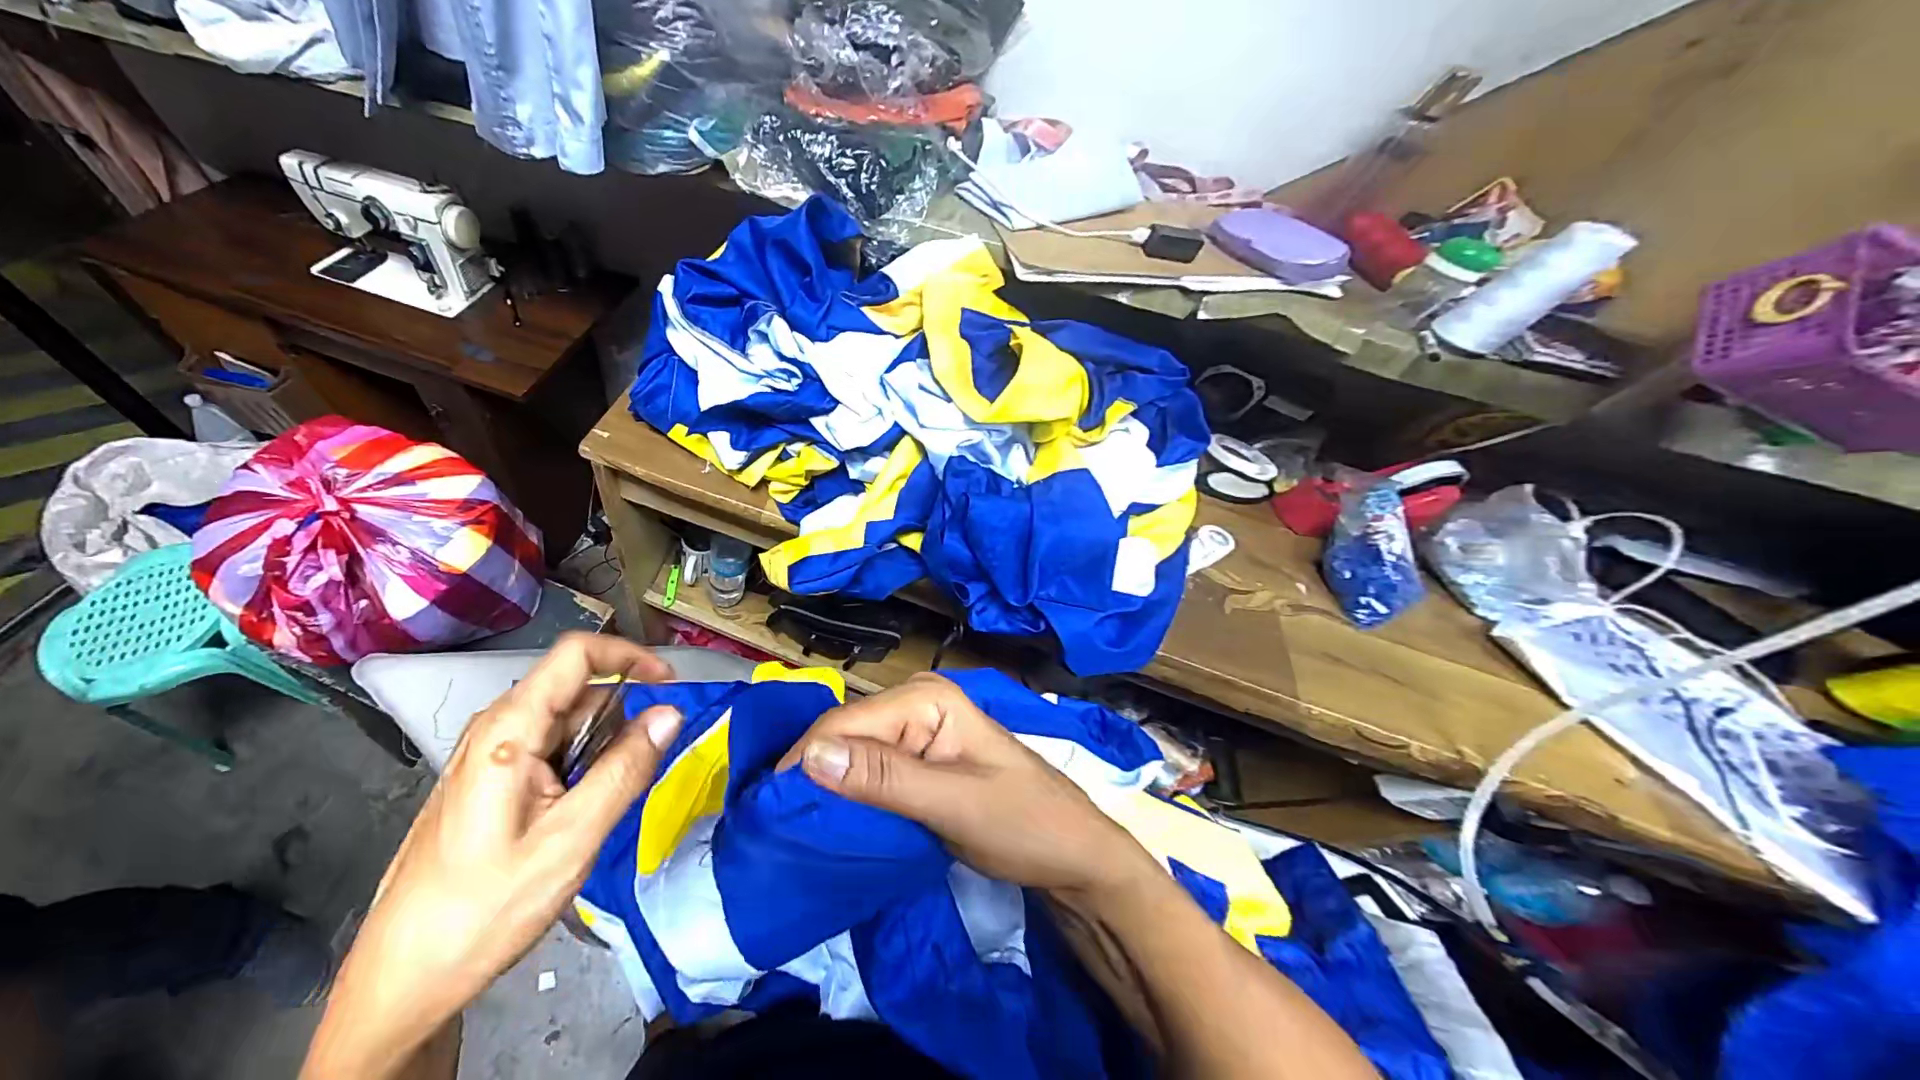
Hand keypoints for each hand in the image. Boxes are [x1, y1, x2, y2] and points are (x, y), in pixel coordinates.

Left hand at [302, 633, 681, 1078]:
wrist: (405, 976)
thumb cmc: (485, 908)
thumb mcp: (572, 839)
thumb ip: (625, 769)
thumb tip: (671, 713)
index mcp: (509, 730)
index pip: (577, 654)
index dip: (631, 656)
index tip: (671, 685)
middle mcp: (496, 728)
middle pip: (577, 687)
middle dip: (625, 712)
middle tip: (649, 762)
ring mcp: (491, 753)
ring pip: (569, 719)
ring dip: (606, 742)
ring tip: (616, 795)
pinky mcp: (493, 778)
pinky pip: (553, 746)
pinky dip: (586, 761)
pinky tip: (587, 806)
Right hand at [779, 673, 1157, 895]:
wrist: (1071, 853)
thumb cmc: (1024, 823)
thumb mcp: (954, 804)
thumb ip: (884, 778)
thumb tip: (809, 756)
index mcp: (927, 698)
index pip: (844, 722)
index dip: (805, 763)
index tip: (773, 814)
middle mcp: (917, 702)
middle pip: (845, 733)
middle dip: (814, 774)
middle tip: (783, 824)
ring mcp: (917, 729)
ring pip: (852, 753)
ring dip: (829, 786)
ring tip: (798, 825)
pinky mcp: (918, 758)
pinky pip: (869, 769)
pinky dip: (851, 793)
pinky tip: (834, 818)